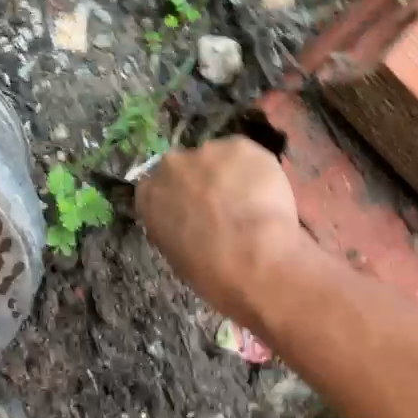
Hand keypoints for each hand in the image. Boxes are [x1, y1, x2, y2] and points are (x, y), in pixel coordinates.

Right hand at [134, 138, 311, 327]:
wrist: (248, 258)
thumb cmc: (207, 270)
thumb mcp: (175, 252)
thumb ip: (175, 225)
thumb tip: (192, 222)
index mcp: (148, 194)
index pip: (158, 186)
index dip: (180, 196)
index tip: (196, 210)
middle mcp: (170, 166)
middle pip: (187, 166)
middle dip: (204, 181)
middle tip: (225, 205)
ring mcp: (205, 152)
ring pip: (220, 159)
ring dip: (232, 175)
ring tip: (253, 202)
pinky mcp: (239, 146)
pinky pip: (249, 157)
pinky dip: (259, 172)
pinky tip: (268, 195)